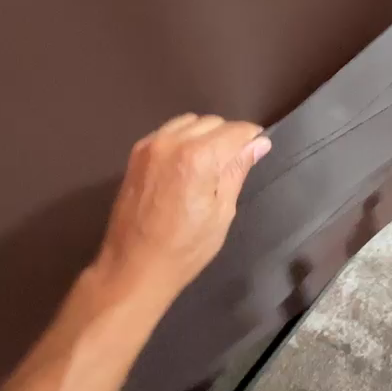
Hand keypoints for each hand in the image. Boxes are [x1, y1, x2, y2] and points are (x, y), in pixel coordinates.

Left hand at [93, 114, 272, 305]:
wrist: (132, 267)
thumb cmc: (184, 249)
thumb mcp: (221, 212)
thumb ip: (237, 170)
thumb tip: (259, 144)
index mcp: (198, 157)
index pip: (236, 131)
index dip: (252, 137)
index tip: (258, 149)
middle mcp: (173, 141)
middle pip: (213, 122)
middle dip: (228, 137)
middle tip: (232, 165)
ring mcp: (151, 144)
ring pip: (190, 122)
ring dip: (205, 134)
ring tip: (208, 164)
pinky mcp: (137, 152)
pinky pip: (169, 131)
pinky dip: (183, 138)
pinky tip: (186, 164)